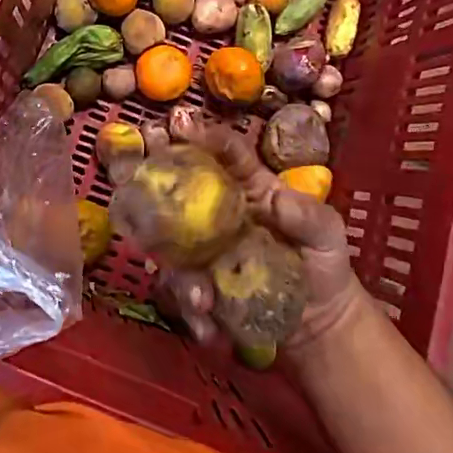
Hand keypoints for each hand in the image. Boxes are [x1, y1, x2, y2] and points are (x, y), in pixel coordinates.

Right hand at [161, 112, 370, 359]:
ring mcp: (201, 248)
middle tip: (125, 165)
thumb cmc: (324, 262)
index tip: (179, 123)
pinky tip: (210, 330)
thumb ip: (307, 214)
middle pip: (174, 182)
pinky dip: (192, 312)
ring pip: (167, 243)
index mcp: (247, 185)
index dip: (201, 134)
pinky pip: (180, 292)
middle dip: (146, 169)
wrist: (319, 321)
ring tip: (202, 298)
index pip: (222, 151)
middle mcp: (215, 209)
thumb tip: (275, 202)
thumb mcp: (327, 232)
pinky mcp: (198, 285)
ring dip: (176, 268)